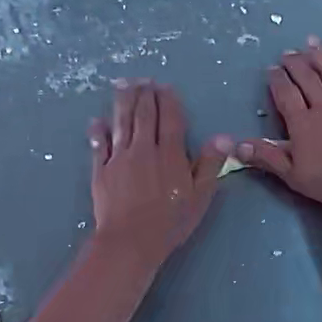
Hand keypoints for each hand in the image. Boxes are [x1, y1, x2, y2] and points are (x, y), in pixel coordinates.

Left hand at [87, 80, 227, 266]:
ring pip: (121, 122)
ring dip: (122, 102)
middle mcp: (143, 148)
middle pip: (143, 115)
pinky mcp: (101, 170)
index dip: (168, 101)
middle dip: (145, 95)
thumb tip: (224, 136)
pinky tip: (97, 121)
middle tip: (144, 80)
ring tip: (123, 84)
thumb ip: (210, 164)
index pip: (169, 119)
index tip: (165, 87)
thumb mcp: (200, 195)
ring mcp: (119, 158)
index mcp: (169, 153)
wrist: (130, 240)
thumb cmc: (170, 222)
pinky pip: (99, 145)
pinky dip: (98, 131)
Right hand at [238, 37, 321, 212]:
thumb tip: (236, 144)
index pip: (286, 95)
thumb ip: (266, 156)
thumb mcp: (291, 174)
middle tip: (288, 52)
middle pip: (307, 80)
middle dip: (296, 64)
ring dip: (321, 59)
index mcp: (302, 123)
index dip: (277, 80)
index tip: (271, 68)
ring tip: (312, 42)